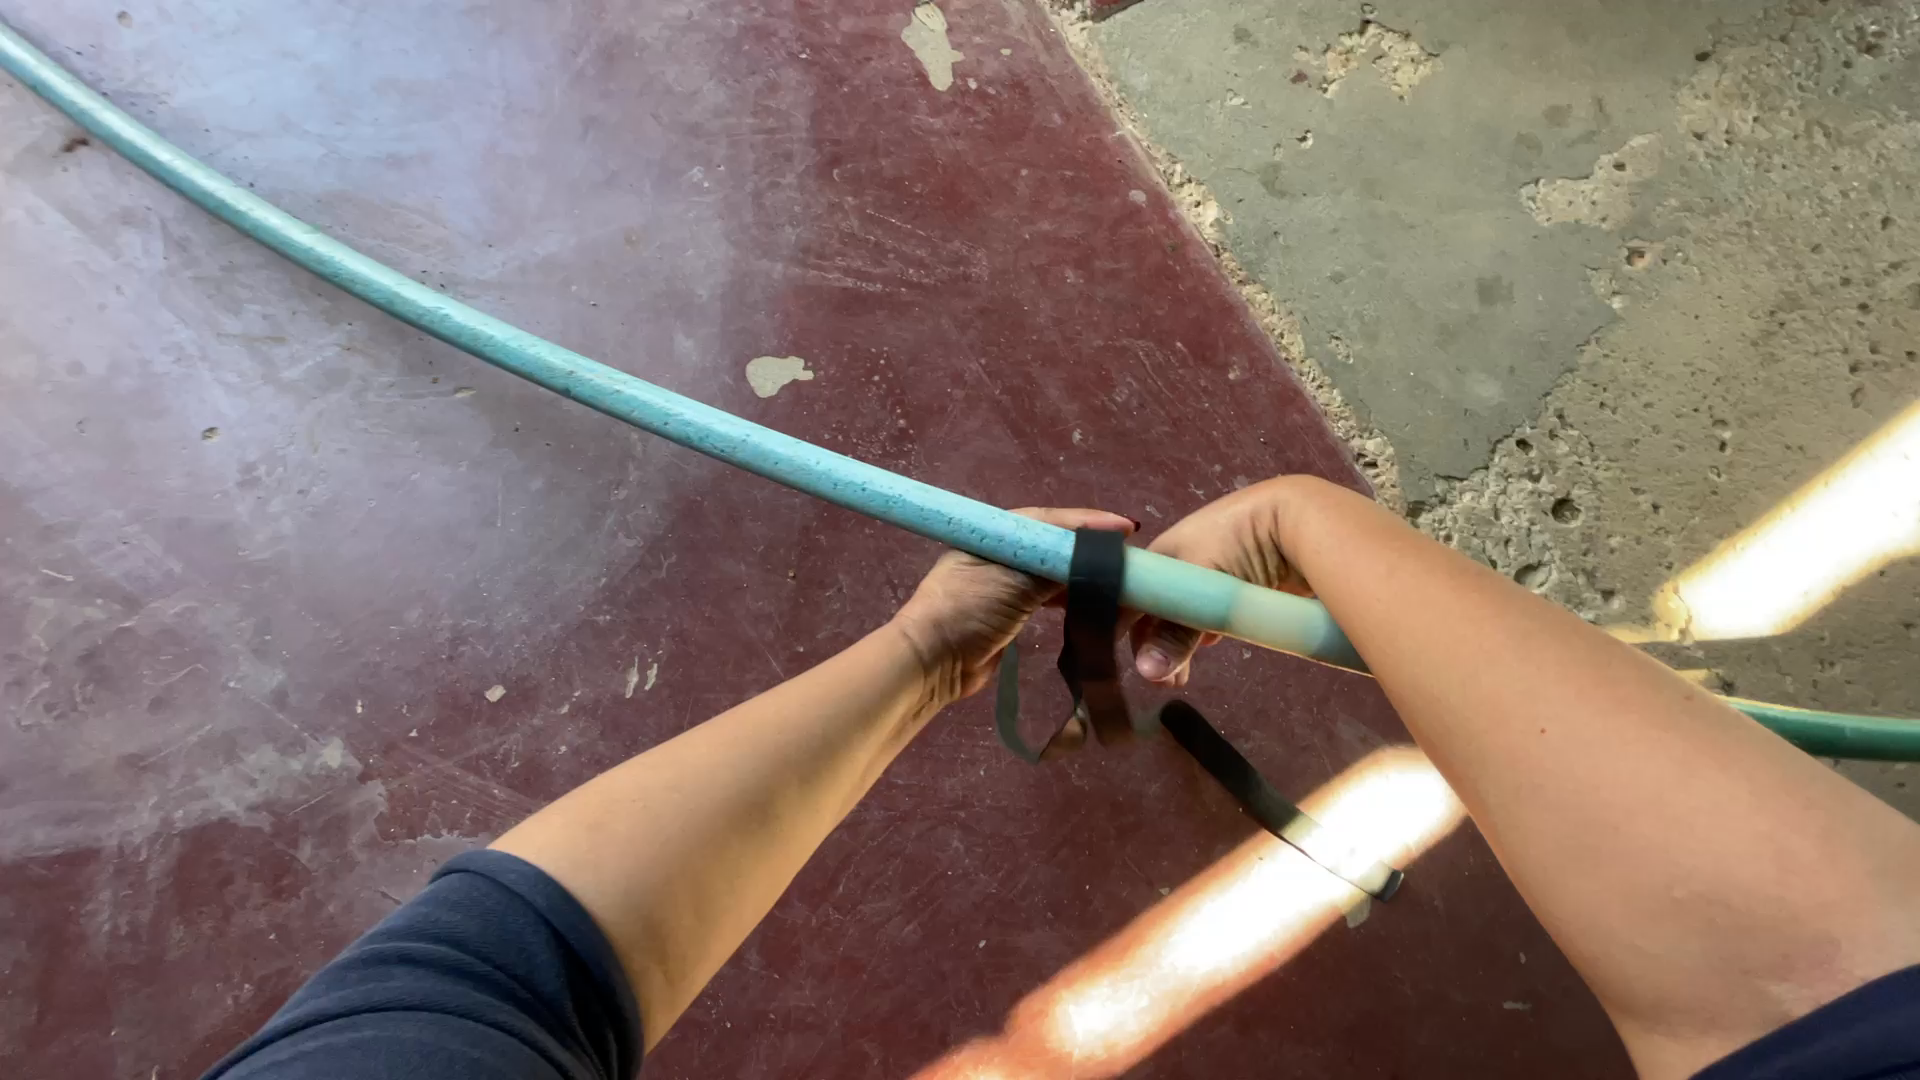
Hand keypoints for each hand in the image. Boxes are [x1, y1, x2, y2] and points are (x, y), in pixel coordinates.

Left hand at [891, 508, 1136, 704]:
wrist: (932, 662)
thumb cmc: (966, 611)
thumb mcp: (1012, 583)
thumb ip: (1053, 568)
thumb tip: (1096, 559)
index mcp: (994, 533)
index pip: (1049, 520)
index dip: (1087, 523)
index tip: (1125, 529)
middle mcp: (1001, 551)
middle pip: (1053, 543)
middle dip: (1088, 548)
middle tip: (1127, 554)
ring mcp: (1003, 581)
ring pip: (1052, 570)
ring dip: (1081, 574)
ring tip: (1117, 578)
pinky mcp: (1008, 610)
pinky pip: (1046, 595)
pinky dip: (1068, 596)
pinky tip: (1092, 600)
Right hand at [1128, 476, 1323, 685]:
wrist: (1301, 516)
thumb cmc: (1239, 542)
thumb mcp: (1201, 588)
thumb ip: (1175, 631)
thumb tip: (1147, 673)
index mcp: (1160, 554)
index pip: (1130, 596)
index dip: (1126, 629)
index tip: (1137, 665)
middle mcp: (1179, 560)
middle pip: (1157, 608)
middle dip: (1155, 644)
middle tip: (1165, 680)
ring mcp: (1212, 569)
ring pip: (1184, 612)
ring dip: (1181, 643)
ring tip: (1182, 676)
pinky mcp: (1239, 579)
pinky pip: (1211, 609)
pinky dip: (1205, 629)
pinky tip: (1209, 643)